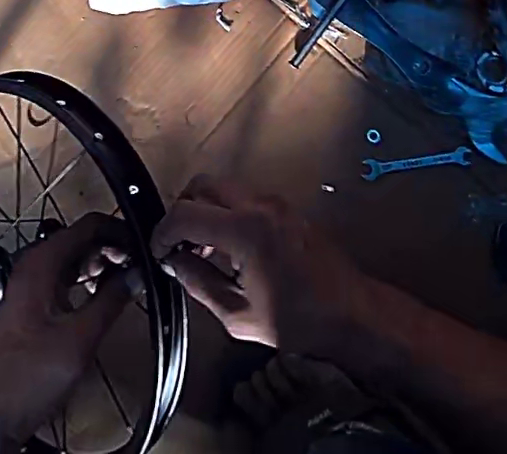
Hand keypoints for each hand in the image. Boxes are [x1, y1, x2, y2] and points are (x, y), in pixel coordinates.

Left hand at [0, 213, 135, 453]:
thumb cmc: (25, 378)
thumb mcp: (79, 339)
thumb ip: (112, 301)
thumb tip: (137, 275)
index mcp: (42, 262)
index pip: (89, 225)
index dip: (119, 231)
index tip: (143, 245)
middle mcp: (33, 267)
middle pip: (80, 240)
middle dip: (112, 249)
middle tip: (138, 267)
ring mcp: (29, 287)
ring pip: (73, 261)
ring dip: (100, 267)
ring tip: (125, 282)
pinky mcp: (29, 307)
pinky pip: (64, 280)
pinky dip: (86, 283)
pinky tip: (102, 299)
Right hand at [150, 175, 374, 357]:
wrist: (350, 311)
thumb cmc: (295, 320)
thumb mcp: (238, 315)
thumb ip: (199, 283)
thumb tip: (172, 263)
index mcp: (244, 231)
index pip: (187, 213)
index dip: (163, 231)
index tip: (156, 251)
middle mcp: (257, 204)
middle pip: (203, 185)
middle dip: (182, 210)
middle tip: (177, 243)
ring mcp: (273, 201)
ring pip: (223, 188)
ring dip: (205, 210)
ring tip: (202, 249)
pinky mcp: (283, 206)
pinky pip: (243, 197)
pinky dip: (225, 212)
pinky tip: (228, 247)